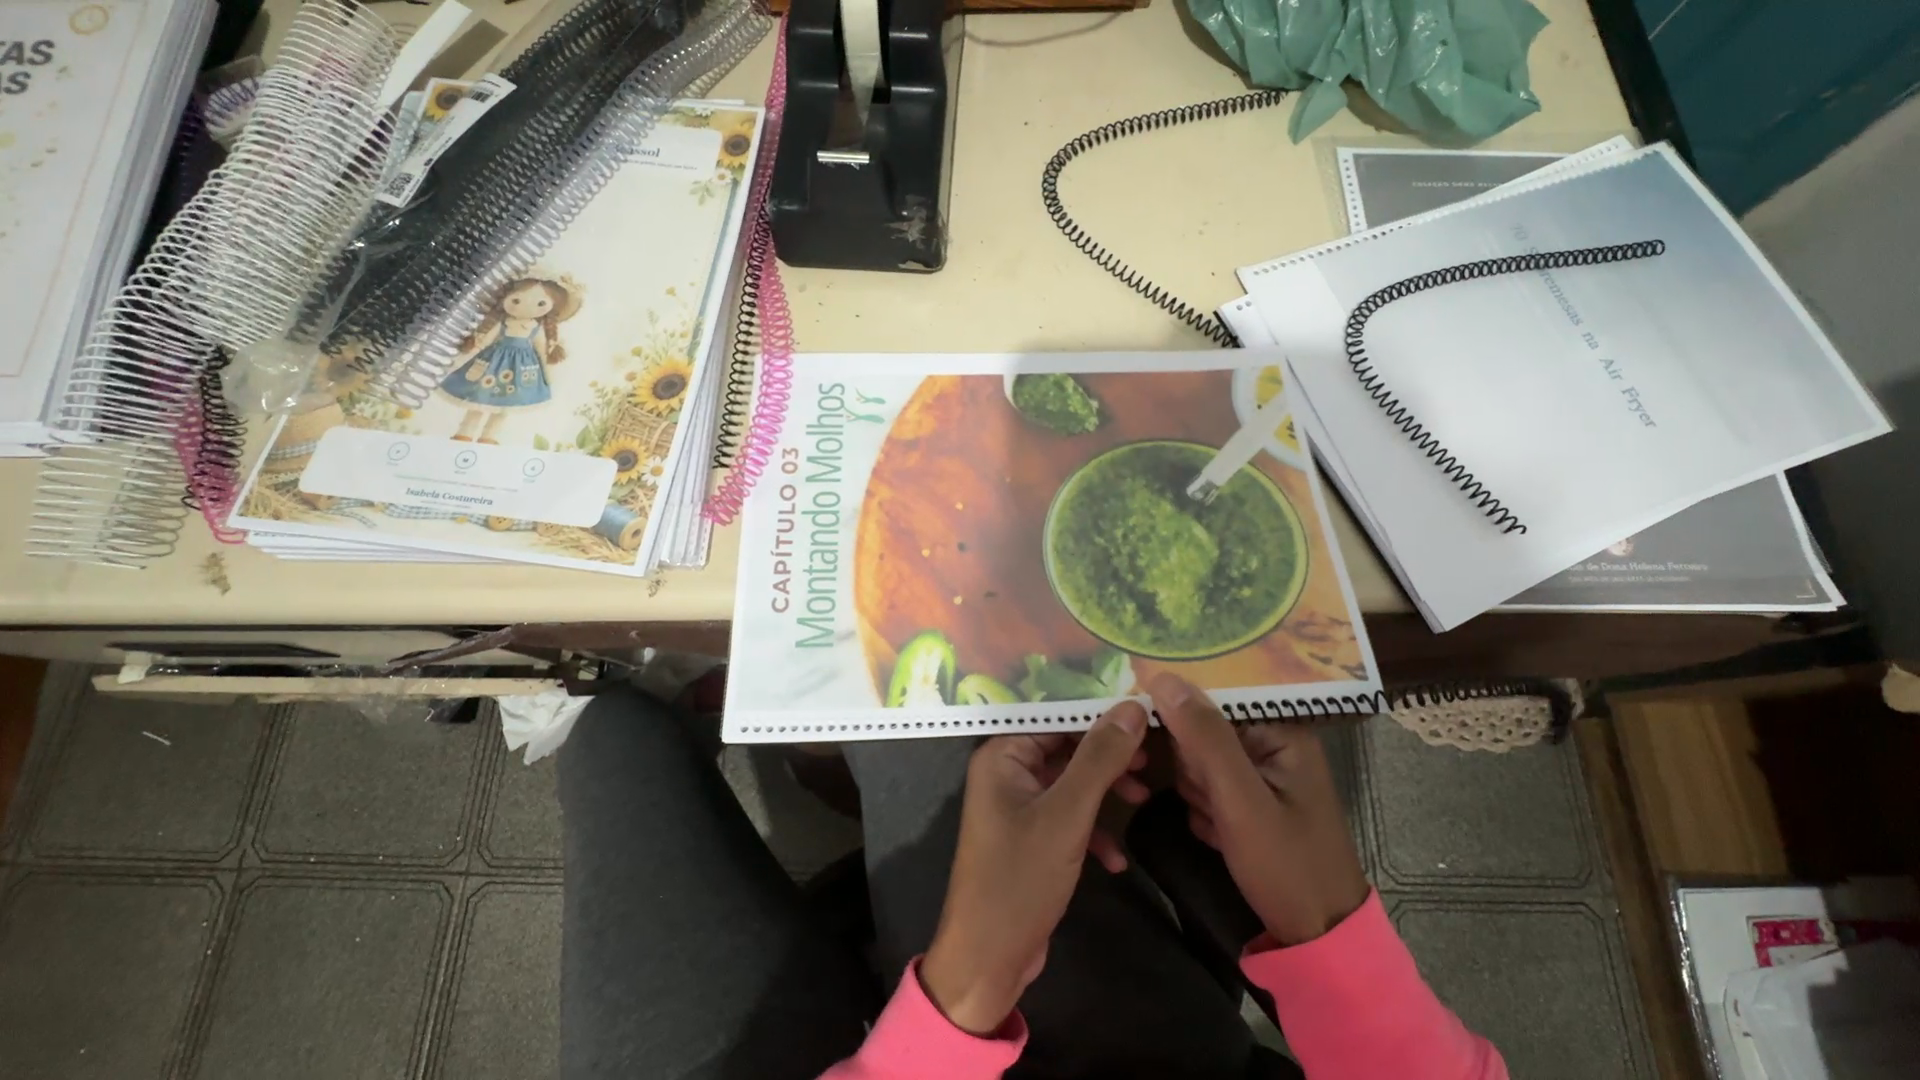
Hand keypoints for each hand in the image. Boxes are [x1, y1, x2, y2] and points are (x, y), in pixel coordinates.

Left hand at [920, 702, 1151, 1034]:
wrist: (988, 958)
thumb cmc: (1021, 877)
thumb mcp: (1068, 815)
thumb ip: (1099, 759)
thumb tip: (1132, 706)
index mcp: (1003, 755)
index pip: (1057, 717)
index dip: (1101, 717)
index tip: (1147, 721)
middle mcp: (1006, 774)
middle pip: (1066, 748)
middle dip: (1108, 758)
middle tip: (1151, 764)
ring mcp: (1016, 808)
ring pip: (1071, 785)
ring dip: (1105, 793)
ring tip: (1142, 802)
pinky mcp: (1029, 840)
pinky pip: (1067, 820)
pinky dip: (1093, 833)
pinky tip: (1116, 860)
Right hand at [1149, 672, 1368, 946]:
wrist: (1315, 936)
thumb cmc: (1286, 864)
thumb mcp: (1241, 800)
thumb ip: (1204, 738)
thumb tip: (1163, 678)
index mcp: (1282, 728)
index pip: (1214, 696)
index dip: (1183, 719)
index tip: (1169, 747)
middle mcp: (1272, 741)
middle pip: (1201, 728)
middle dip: (1193, 767)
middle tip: (1213, 802)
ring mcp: (1260, 772)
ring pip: (1197, 760)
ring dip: (1197, 792)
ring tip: (1221, 824)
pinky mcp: (1249, 800)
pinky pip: (1204, 787)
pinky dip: (1204, 810)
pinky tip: (1221, 834)